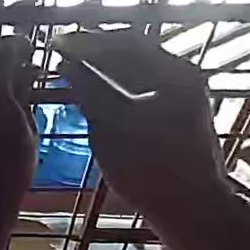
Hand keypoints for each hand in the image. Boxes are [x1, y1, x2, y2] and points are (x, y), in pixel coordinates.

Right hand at [54, 31, 238, 239]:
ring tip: (77, 71)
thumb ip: (90, 92)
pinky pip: (146, 83)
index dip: (87, 42)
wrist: (191, 206)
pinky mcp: (183, 109)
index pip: (122, 44)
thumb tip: (68, 65)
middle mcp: (183, 76)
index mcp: (171, 75)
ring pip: (140, 66)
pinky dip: (120, 81)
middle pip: (134, 51)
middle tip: (65, 53)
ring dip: (108, 65)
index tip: (58, 43)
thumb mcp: (110, 130)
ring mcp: (186, 92)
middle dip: (97, 51)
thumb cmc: (149, 171)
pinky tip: (100, 91)